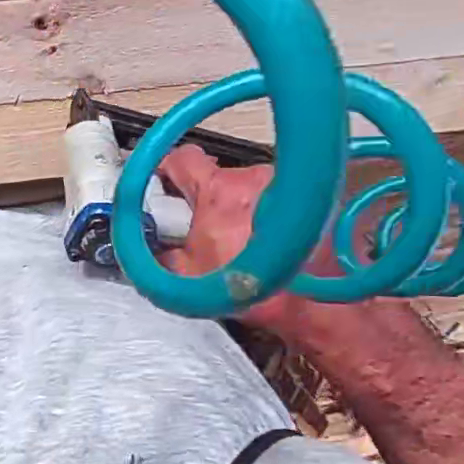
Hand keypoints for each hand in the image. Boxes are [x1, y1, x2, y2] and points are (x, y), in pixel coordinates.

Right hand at [155, 144, 409, 348]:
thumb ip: (160, 251)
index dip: (168, 168)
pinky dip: (262, 211)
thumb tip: (150, 242)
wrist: (313, 305)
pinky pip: (271, 195)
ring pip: (245, 186)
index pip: (183, 158)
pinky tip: (261, 239)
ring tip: (238, 238)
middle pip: (215, 175)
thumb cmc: (257, 289)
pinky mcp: (305, 197)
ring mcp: (282, 185)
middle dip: (206, 198)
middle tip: (203, 227)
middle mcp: (252, 179)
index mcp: (217, 192)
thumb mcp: (185, 275)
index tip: (164, 180)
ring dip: (237, 205)